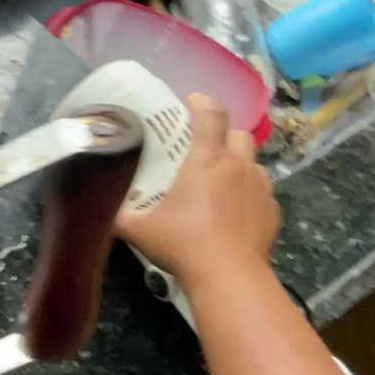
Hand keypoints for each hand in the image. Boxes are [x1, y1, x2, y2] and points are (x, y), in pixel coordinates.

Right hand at [116, 94, 279, 289]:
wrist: (227, 273)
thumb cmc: (181, 243)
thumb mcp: (139, 231)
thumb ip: (121, 217)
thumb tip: (102, 212)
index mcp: (206, 161)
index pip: (211, 116)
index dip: (202, 103)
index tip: (193, 100)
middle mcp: (238, 166)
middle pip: (239, 134)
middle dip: (224, 135)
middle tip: (205, 149)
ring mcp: (260, 187)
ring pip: (253, 162)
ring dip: (238, 165)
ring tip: (219, 184)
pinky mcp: (272, 210)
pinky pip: (261, 192)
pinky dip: (247, 195)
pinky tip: (232, 213)